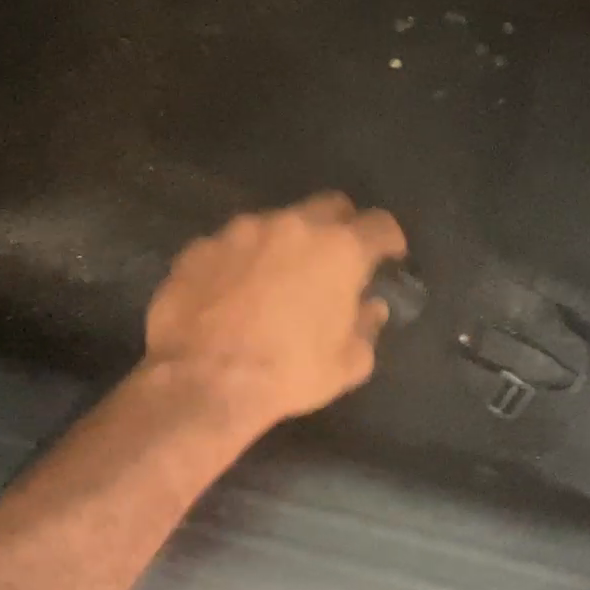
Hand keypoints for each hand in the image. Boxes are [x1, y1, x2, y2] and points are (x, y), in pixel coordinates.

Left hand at [144, 193, 407, 426]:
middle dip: (340, 227)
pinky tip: (234, 293)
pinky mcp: (199, 246)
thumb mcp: (348, 364)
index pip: (380, 225)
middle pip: (329, 206)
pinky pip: (232, 245)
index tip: (389, 256)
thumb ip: (367, 328)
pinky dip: (242, 261)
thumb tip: (370, 307)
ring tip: (278, 280)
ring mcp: (240, 231)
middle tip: (336, 260)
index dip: (389, 239)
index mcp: (339, 250)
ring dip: (286, 244)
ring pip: (276, 223)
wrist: (201, 383)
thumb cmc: (288, 374)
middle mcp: (293, 226)